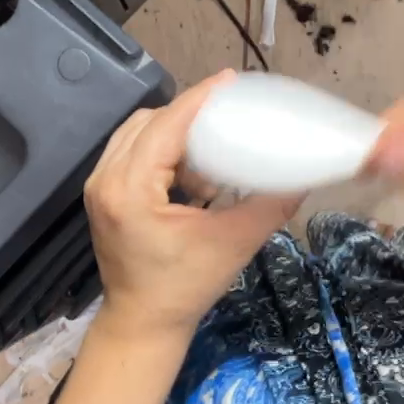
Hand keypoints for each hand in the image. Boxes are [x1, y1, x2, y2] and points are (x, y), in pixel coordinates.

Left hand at [84, 72, 301, 340]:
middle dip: (187, 114)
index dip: (199, 99)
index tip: (229, 81)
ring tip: (209, 148)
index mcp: (131, 189)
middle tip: (226, 116)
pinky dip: (158, 149)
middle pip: (147, 122)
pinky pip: (129, 152)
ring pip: (135, 133)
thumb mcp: (234, 243)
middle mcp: (106, 179)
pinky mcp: (102, 194)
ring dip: (171, 132)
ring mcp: (98, 185)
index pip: (166, 126)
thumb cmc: (185, 287)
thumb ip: (270, 204)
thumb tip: (305, 176)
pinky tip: (187, 169)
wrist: (143, 322)